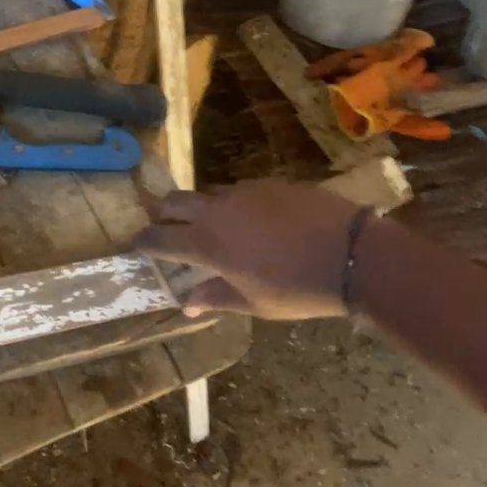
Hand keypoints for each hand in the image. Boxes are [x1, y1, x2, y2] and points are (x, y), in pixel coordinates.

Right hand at [135, 181, 368, 319]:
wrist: (352, 253)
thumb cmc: (300, 289)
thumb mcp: (256, 303)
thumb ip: (216, 297)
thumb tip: (186, 303)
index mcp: (207, 243)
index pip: (160, 239)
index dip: (144, 242)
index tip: (134, 245)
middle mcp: (216, 210)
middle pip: (174, 201)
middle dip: (163, 213)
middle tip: (164, 226)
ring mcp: (242, 191)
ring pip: (208, 194)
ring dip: (202, 209)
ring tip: (215, 227)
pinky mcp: (267, 182)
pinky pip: (240, 192)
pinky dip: (235, 205)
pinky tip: (254, 221)